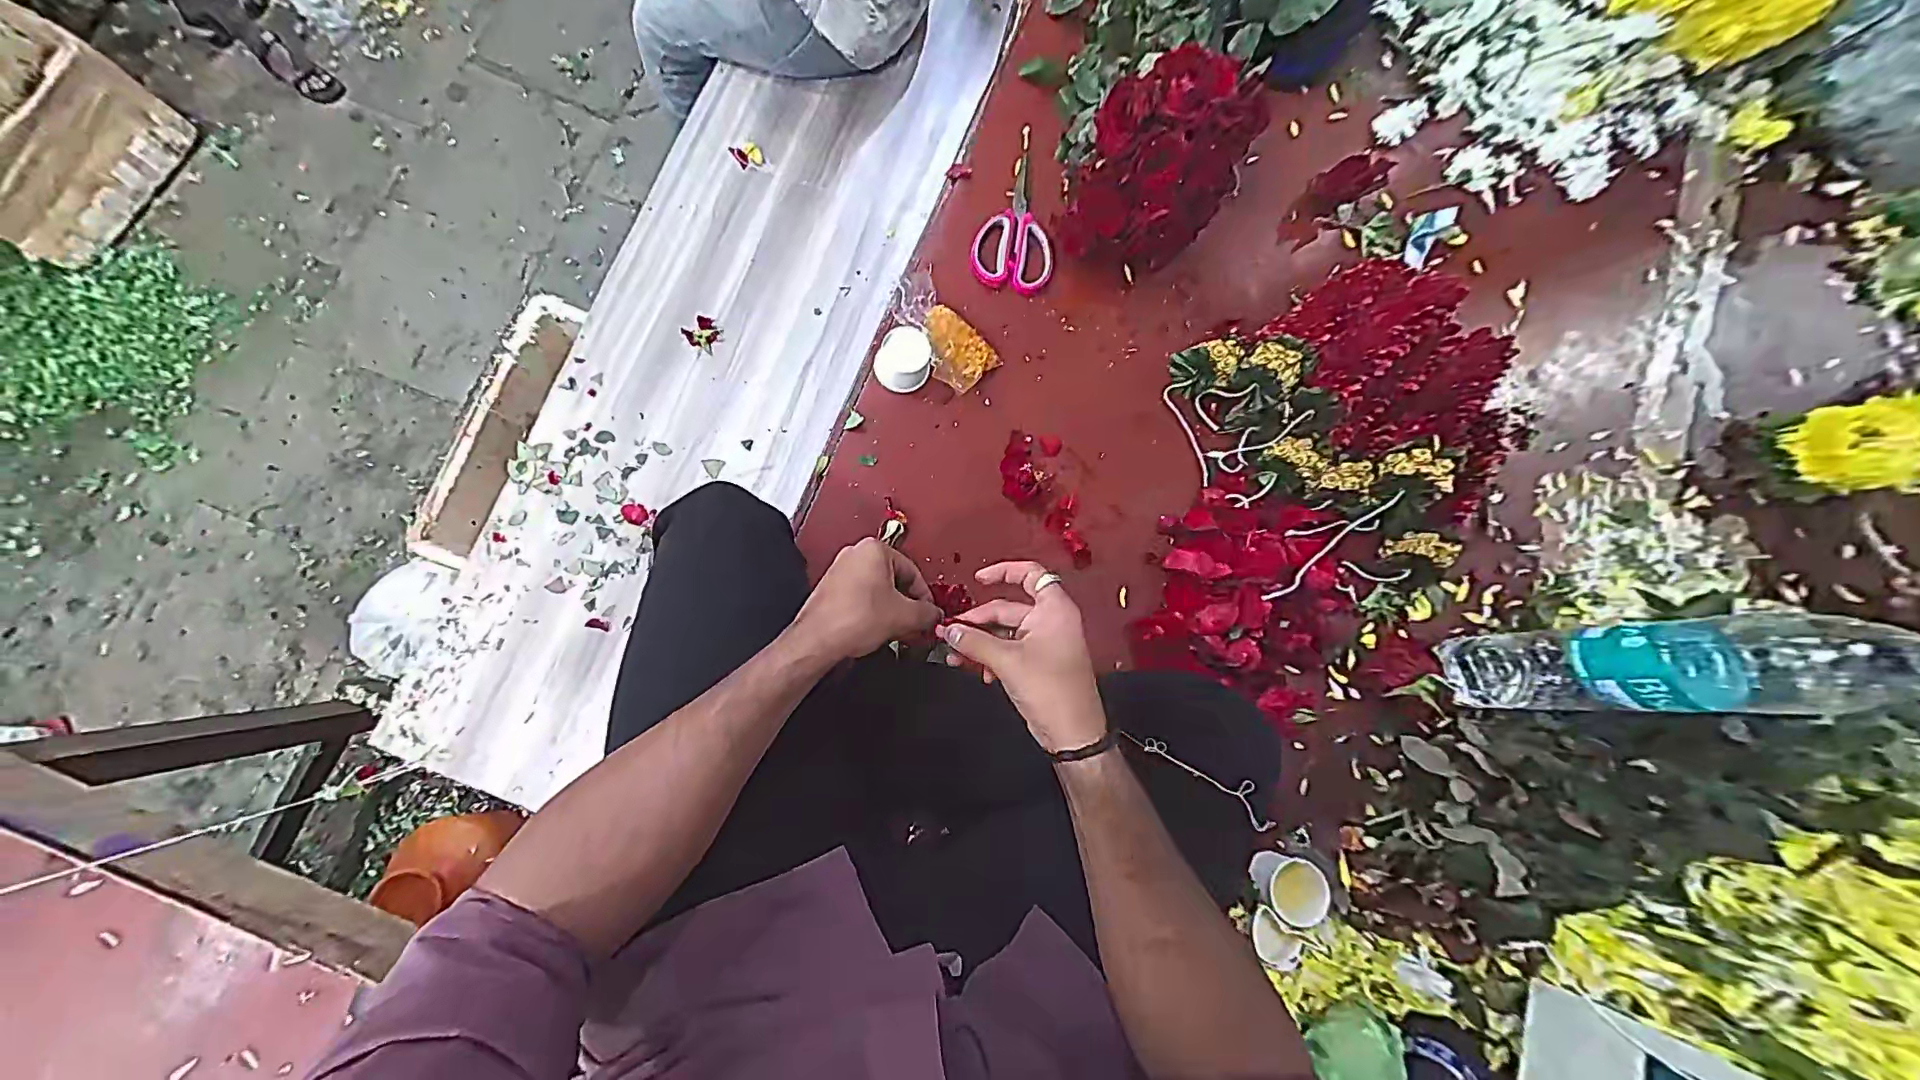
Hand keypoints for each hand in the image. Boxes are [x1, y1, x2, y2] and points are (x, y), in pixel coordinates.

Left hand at [792, 538, 942, 660]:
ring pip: (879, 590)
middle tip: (917, 623)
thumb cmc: (851, 619)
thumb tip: (933, 614)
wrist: (818, 640)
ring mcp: (841, 571)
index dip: (924, 596)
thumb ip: (927, 613)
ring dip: (893, 610)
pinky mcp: (832, 589)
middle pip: (895, 580)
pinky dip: (874, 612)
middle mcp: (856, 554)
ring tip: (900, 629)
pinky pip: (862, 597)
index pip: (913, 571)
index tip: (929, 612)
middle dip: (908, 605)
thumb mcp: (904, 616)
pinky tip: (880, 630)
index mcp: (874, 549)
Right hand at [940, 561, 1106, 753]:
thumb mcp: (1007, 661)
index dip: (1004, 572)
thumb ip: (975, 642)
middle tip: (951, 632)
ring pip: (1005, 632)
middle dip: (978, 621)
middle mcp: (1051, 621)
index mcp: (1054, 609)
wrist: (1072, 732)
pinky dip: (991, 656)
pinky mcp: (1038, 662)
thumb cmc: (1052, 691)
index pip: (1030, 574)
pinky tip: (976, 669)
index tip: (979, 579)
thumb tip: (951, 631)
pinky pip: (1009, 649)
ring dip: (980, 642)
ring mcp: (1045, 642)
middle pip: (1008, 608)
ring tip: (956, 653)